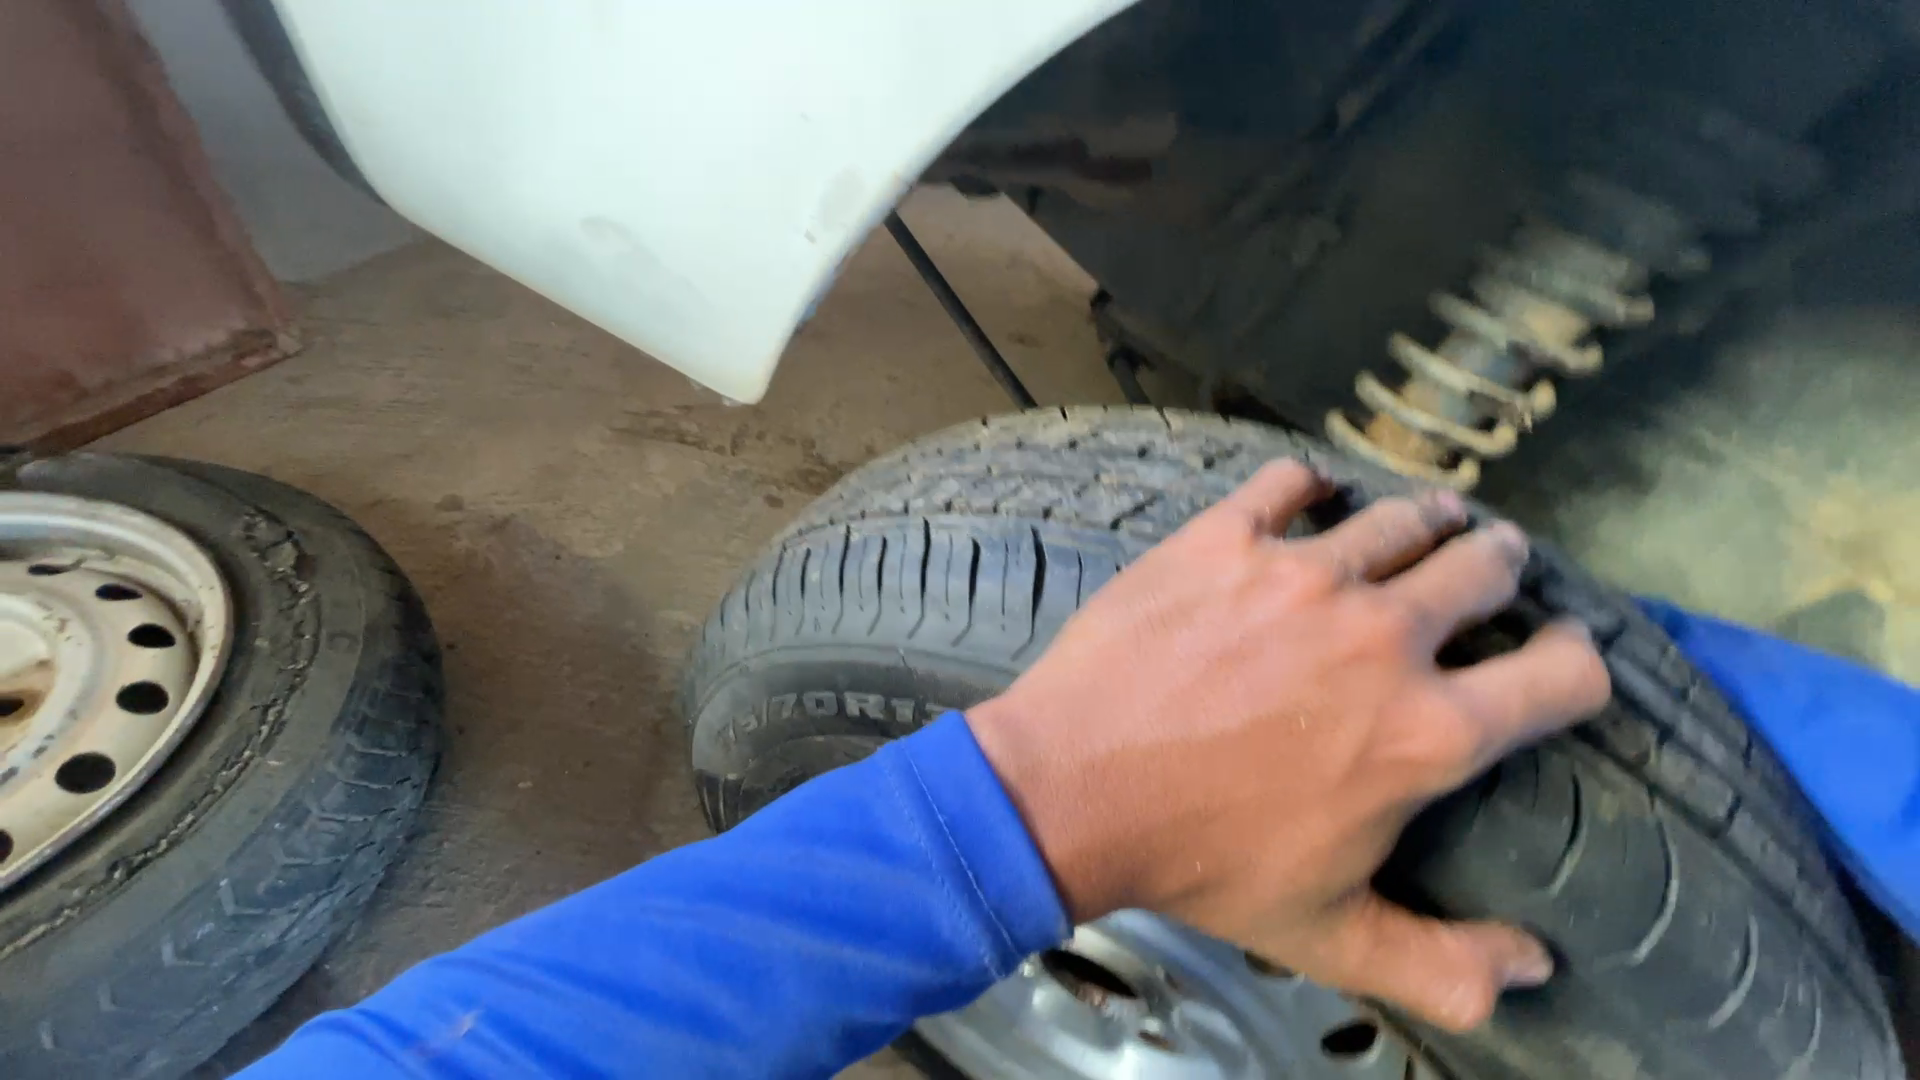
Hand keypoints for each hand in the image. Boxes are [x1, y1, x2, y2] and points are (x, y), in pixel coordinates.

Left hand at [966, 460, 1610, 1031]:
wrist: (1069, 788)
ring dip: (1428, 517)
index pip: (1563, 677)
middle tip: (1490, 564)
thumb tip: (1536, 969)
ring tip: (1431, 517)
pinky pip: (1287, 483)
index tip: (1558, 658)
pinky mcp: (1220, 540)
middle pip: (1483, 571)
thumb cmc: (1197, 859)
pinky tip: (1311, 493)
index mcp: (1426, 731)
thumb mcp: (1326, 936)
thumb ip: (1443, 966)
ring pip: (1400, 519)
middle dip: (1500, 568)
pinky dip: (1308, 484)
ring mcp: (1296, 575)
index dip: (1576, 666)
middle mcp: (1380, 635)